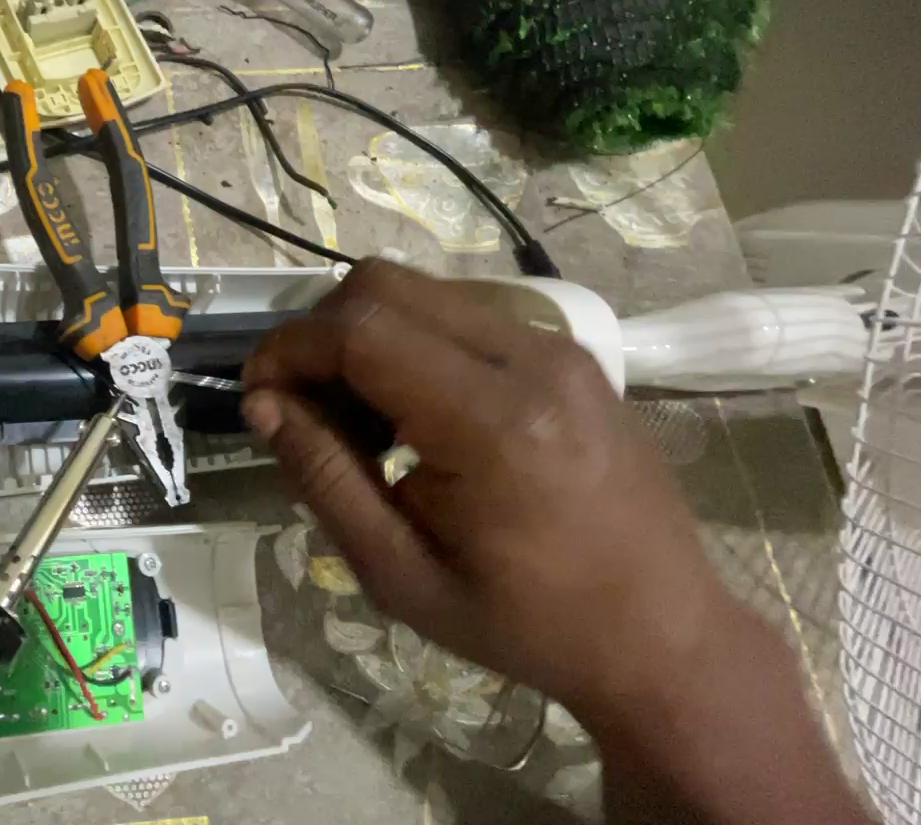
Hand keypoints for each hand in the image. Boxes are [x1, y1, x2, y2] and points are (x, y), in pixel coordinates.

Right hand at [240, 261, 730, 723]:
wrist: (663, 636)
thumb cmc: (522, 621)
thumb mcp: (395, 571)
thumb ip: (319, 475)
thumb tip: (262, 402)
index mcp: (493, 425)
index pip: (358, 332)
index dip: (287, 349)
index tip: (257, 394)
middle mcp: (531, 360)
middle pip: (381, 284)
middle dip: (316, 331)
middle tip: (301, 401)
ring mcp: (556, 345)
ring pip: (413, 287)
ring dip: (356, 333)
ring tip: (354, 413)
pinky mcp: (563, 348)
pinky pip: (451, 309)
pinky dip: (400, 338)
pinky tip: (405, 408)